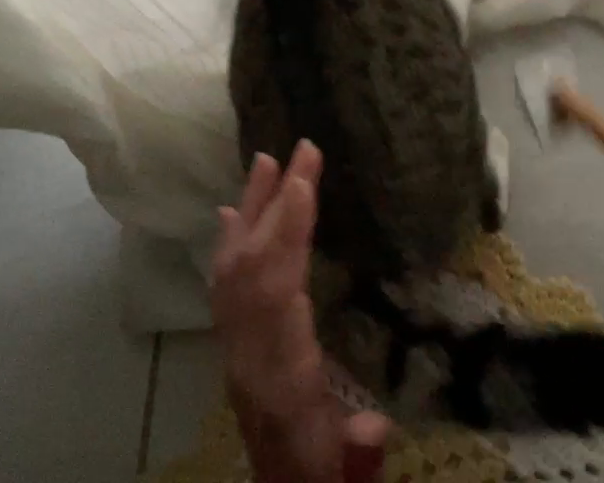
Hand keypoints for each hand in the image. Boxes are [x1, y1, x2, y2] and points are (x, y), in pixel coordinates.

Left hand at [212, 141, 390, 482]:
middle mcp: (248, 354)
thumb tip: (378, 425)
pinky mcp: (236, 343)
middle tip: (296, 153)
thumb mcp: (341, 466)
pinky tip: (232, 212)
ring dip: (251, 212)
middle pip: (253, 269)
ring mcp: (237, 346)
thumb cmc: (319, 472)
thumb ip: (358, 449)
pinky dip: (230, 240)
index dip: (288, 239)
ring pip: (234, 268)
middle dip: (274, 207)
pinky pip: (225, 283)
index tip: (305, 186)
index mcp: (278, 377)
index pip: (277, 295)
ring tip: (264, 161)